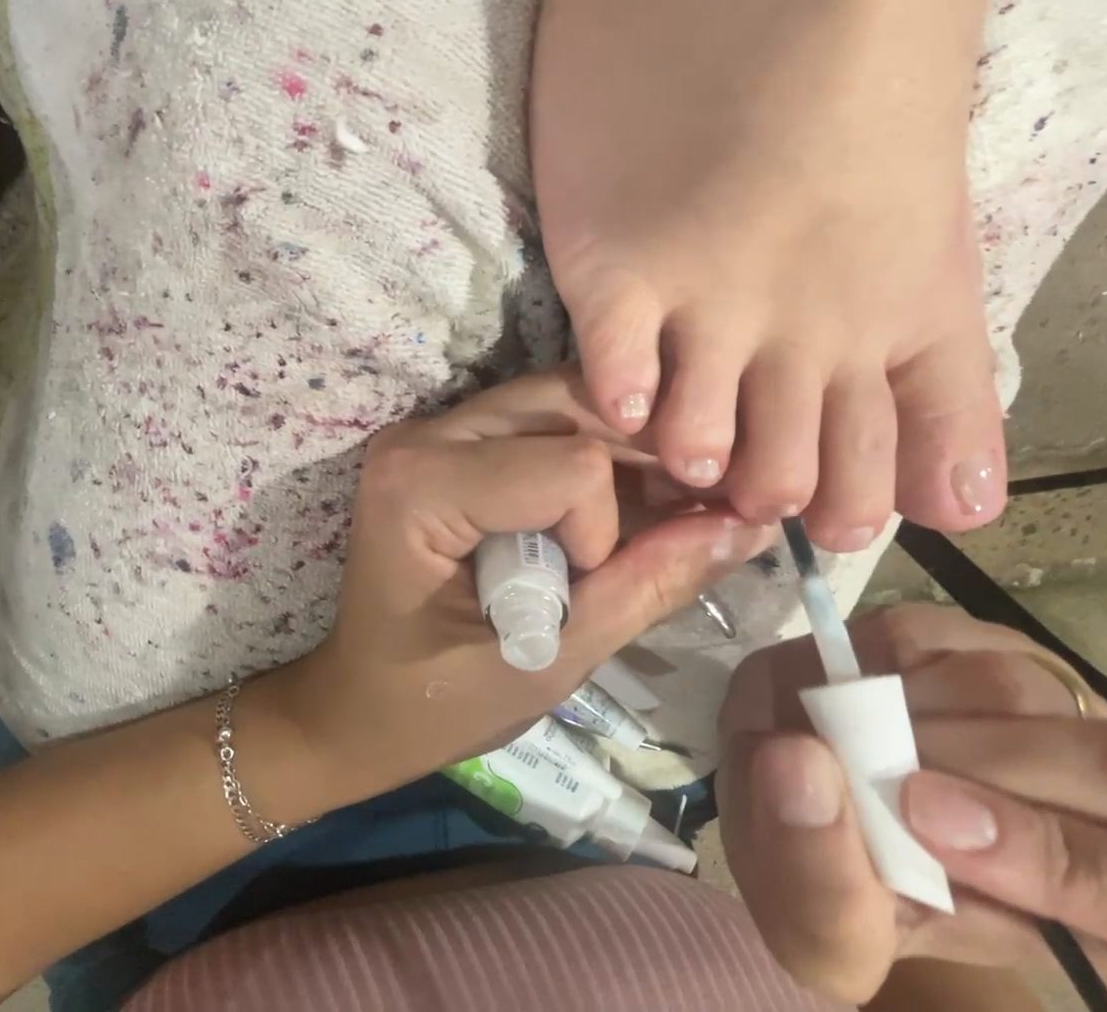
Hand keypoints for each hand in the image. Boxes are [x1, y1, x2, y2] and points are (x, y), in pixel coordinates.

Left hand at [274, 370, 774, 791]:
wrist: (359, 703)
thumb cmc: (436, 702)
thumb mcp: (549, 661)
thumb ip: (645, 586)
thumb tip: (747, 526)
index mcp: (421, 487)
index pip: (570, 467)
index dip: (607, 527)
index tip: (588, 583)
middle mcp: (421, 436)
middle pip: (574, 406)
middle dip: (642, 460)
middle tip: (690, 515)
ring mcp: (432, 431)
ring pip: (564, 403)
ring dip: (625, 454)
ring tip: (662, 512)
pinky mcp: (449, 442)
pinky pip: (543, 423)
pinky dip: (594, 458)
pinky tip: (626, 502)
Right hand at [532, 0, 1006, 550]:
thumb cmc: (859, 81)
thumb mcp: (936, 236)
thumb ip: (939, 377)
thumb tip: (961, 503)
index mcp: (903, 318)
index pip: (899, 470)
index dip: (863, 510)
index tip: (829, 515)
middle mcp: (814, 332)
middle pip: (790, 480)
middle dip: (768, 497)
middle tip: (733, 475)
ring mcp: (711, 303)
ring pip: (701, 451)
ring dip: (691, 458)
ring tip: (676, 428)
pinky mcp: (617, 272)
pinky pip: (616, 385)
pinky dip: (618, 405)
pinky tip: (622, 387)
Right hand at [716, 605, 1106, 1001]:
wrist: (776, 805)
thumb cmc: (821, 894)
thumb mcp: (815, 941)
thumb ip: (823, 884)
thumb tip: (798, 759)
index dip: (1104, 875)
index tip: (943, 843)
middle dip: (996, 790)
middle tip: (890, 799)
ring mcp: (1041, 702)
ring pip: (1017, 693)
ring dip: (907, 731)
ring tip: (845, 758)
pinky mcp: (955, 637)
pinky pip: (926, 641)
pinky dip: (865, 679)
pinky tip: (841, 714)